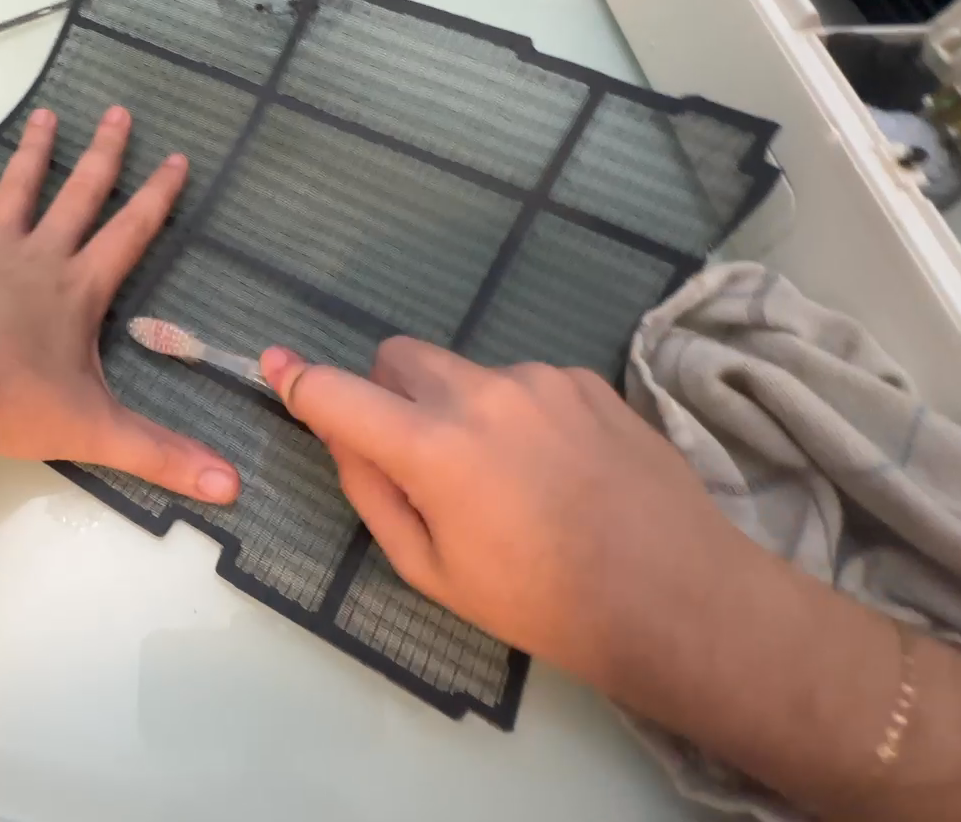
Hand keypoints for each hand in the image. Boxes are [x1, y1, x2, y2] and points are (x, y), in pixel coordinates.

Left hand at [0, 105, 239, 502]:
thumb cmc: (9, 402)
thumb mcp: (95, 432)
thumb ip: (162, 457)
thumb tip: (230, 488)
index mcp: (78, 289)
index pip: (131, 231)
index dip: (159, 195)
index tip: (178, 156)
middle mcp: (37, 258)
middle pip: (79, 195)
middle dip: (104, 153)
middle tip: (119, 110)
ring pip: (15, 190)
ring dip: (33, 153)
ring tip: (45, 114)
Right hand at [259, 339, 765, 688]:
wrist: (685, 601)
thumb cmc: (541, 602)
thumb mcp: (430, 569)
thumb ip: (369, 490)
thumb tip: (340, 435)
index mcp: (434, 448)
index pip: (338, 394)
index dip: (298, 378)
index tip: (275, 364)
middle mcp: (480, 393)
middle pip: (395, 357)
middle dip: (387, 394)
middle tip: (416, 453)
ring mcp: (537, 378)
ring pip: (457, 369)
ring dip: (452, 404)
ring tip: (504, 470)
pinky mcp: (582, 377)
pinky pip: (514, 378)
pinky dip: (508, 408)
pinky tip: (552, 461)